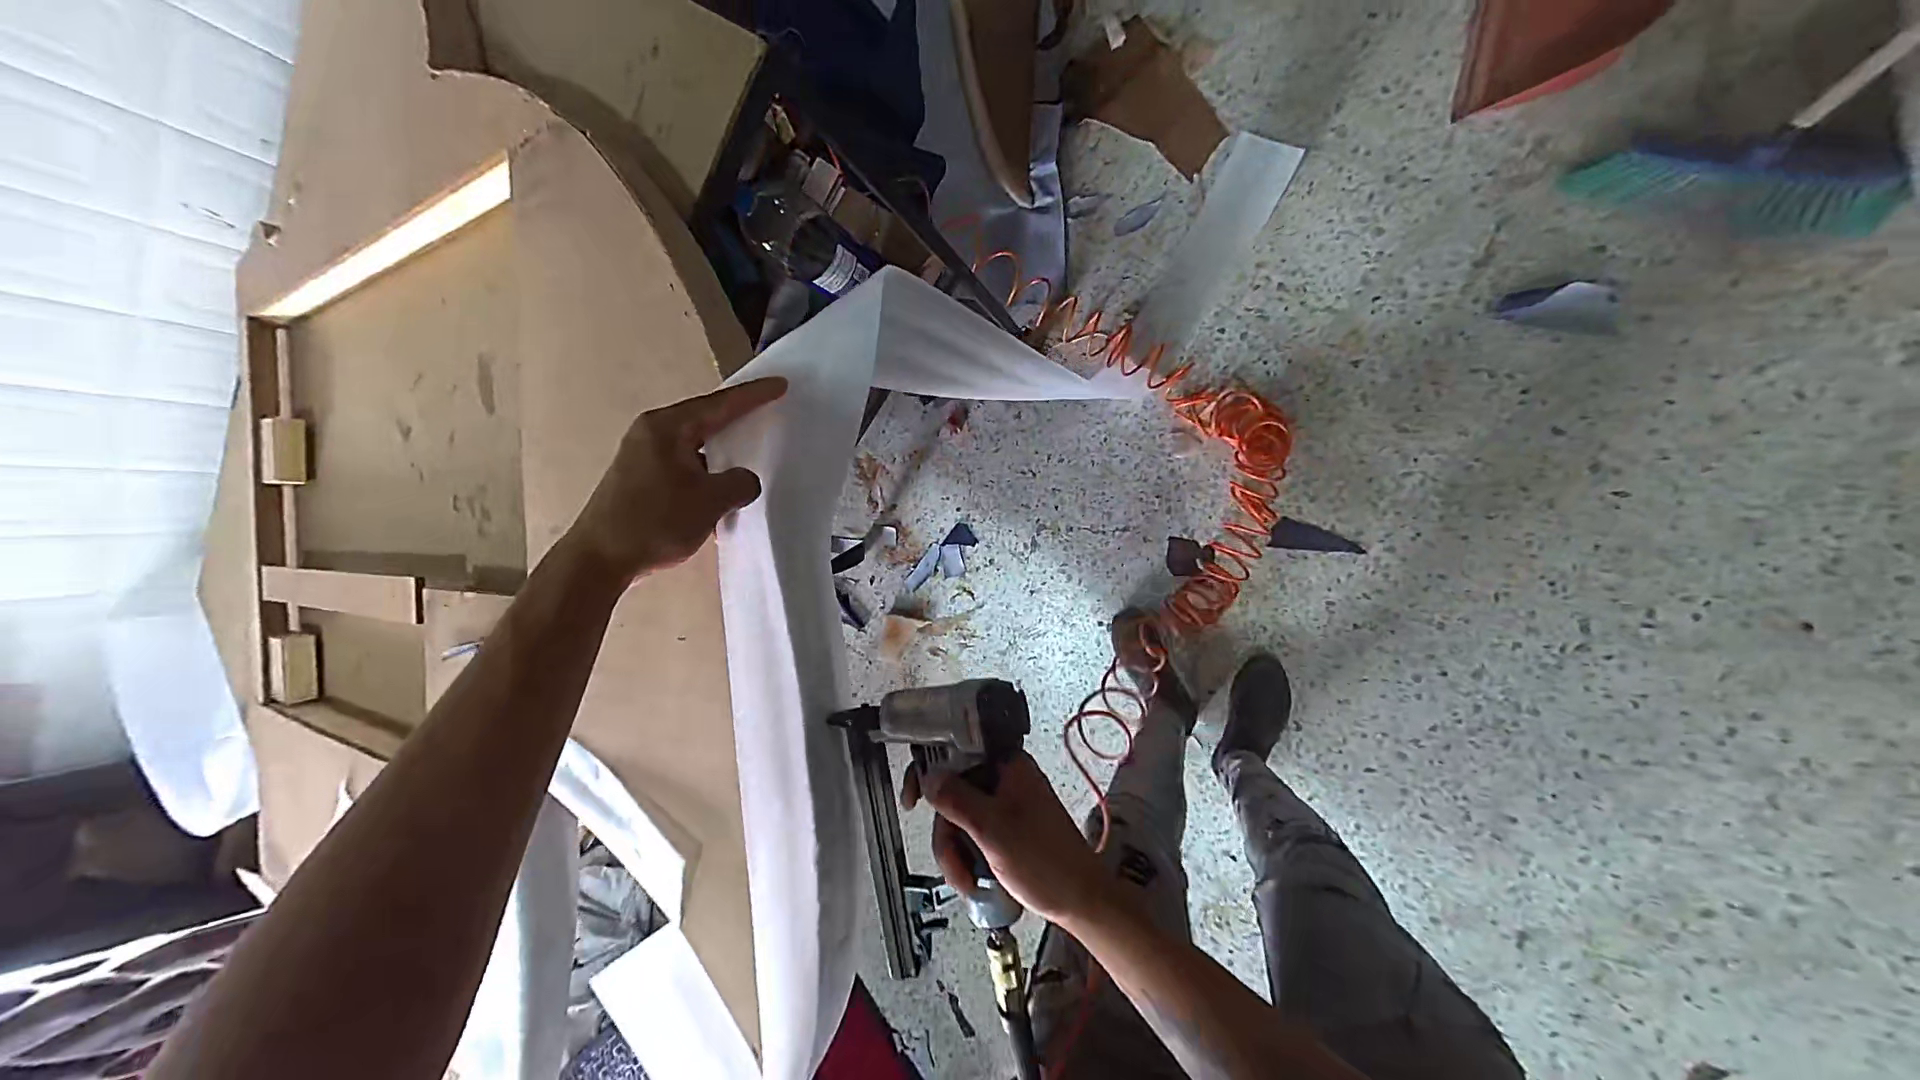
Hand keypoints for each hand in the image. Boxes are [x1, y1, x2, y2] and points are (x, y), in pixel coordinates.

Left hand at [570, 378, 786, 579]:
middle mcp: (651, 434)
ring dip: (722, 452)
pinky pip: (685, 465)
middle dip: (737, 418)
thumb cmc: (655, 522)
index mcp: (666, 428)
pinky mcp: (641, 479)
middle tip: (768, 410)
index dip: (753, 395)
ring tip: (750, 452)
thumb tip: (744, 481)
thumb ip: (740, 484)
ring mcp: (643, 457)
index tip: (779, 384)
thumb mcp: (710, 501)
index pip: (719, 405)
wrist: (600, 559)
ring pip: (695, 445)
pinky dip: (707, 472)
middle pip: (705, 419)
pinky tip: (721, 488)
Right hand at [915, 753, 1108, 924]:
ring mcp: (1005, 803)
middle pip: (952, 793)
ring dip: (956, 852)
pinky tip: (976, 878)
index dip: (930, 771)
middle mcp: (1005, 778)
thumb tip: (928, 777)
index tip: (913, 798)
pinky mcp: (1006, 826)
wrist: (1080, 901)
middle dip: (948, 833)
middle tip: (954, 862)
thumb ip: (957, 800)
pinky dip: (967, 855)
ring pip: (959, 817)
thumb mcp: (993, 830)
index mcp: (1008, 765)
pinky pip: (972, 832)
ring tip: (969, 880)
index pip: (957, 751)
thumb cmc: (1046, 862)